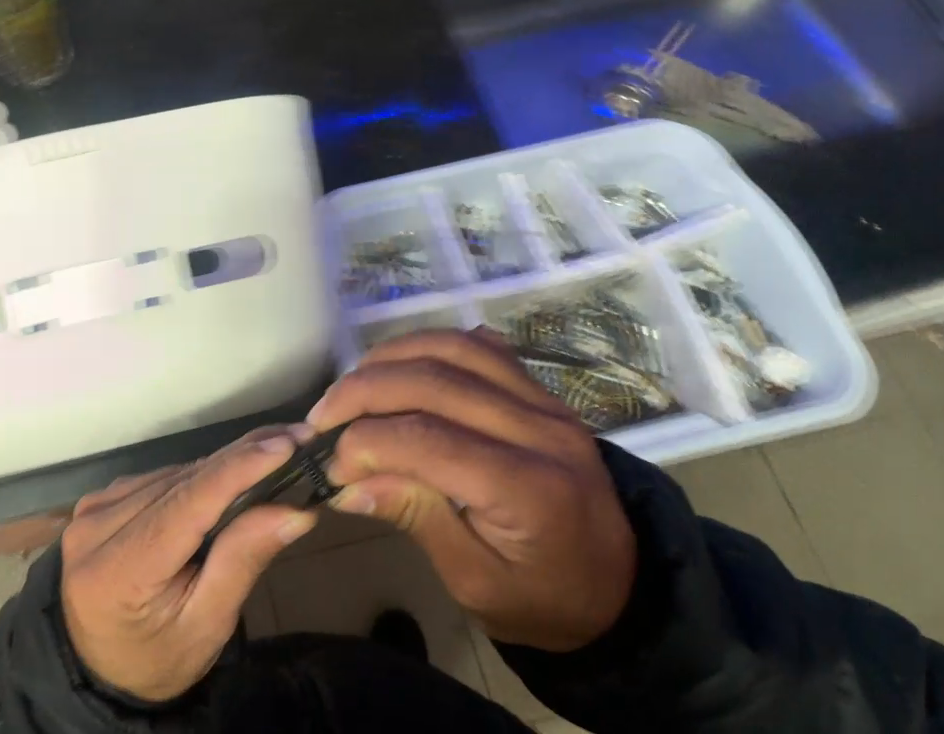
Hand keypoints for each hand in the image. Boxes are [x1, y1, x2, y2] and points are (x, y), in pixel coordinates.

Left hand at [60, 428, 317, 701]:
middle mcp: (95, 528)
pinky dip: (197, 475)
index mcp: (118, 569)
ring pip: (171, 474)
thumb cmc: (158, 658)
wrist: (96, 669)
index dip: (237, 469)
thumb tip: (294, 510)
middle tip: (297, 436)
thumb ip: (242, 561)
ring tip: (275, 450)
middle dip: (241, 457)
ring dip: (223, 462)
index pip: (186, 503)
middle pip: (180, 482)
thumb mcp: (207, 624)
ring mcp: (91, 510)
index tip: (286, 443)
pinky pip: (157, 479)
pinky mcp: (98, 501)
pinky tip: (231, 470)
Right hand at [307, 329, 636, 652]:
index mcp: (530, 490)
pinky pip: (481, 347)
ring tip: (351, 387)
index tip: (329, 463)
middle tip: (322, 418)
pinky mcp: (542, 391)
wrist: (620, 586)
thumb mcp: (476, 583)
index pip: (427, 440)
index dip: (365, 442)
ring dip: (390, 358)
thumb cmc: (544, 599)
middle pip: (435, 381)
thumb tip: (347, 482)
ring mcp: (546, 402)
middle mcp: (542, 431)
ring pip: (455, 348)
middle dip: (364, 392)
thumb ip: (417, 520)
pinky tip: (398, 368)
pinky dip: (430, 345)